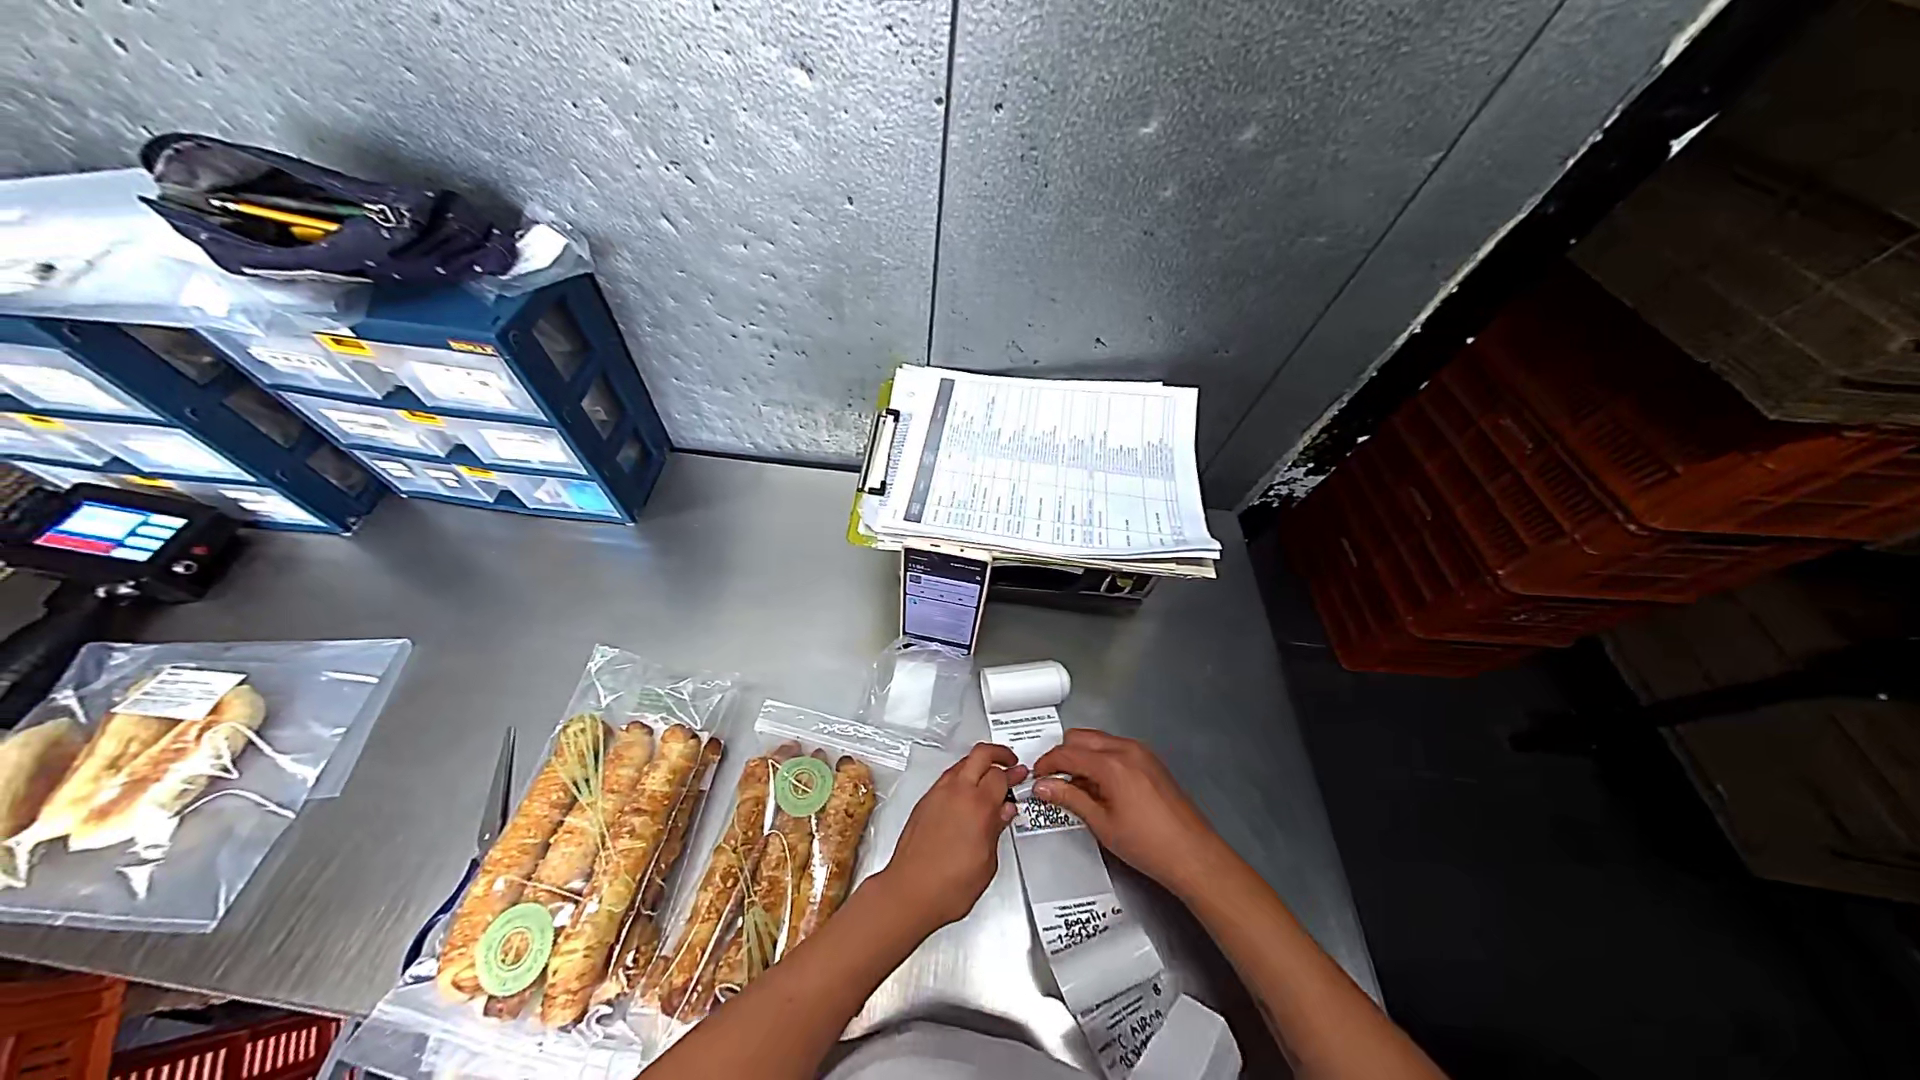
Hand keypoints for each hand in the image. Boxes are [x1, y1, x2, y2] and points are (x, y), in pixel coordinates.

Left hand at [872, 743, 1027, 932]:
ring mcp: (938, 795)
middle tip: (1009, 761)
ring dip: (978, 763)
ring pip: (962, 763)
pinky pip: (947, 777)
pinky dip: (961, 776)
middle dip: (998, 754)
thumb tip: (1004, 813)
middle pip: (981, 755)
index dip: (1014, 774)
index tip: (1020, 774)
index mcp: (978, 806)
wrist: (910, 892)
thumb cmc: (946, 886)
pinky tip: (967, 791)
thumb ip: (996, 830)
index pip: (1001, 775)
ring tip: (989, 775)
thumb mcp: (987, 862)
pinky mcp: (925, 802)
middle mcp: (956, 793)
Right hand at [1032, 729, 1232, 898]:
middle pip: (1081, 738)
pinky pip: (1116, 749)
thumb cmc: (1153, 845)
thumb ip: (1069, 799)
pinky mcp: (1151, 761)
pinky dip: (1101, 760)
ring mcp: (1142, 754)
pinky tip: (1099, 788)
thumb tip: (1046, 787)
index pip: (1067, 753)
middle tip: (1053, 780)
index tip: (1039, 776)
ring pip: (1098, 741)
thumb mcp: (1101, 823)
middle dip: (1063, 756)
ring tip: (1076, 789)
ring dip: (1082, 757)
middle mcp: (1128, 751)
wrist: (1193, 855)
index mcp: (1113, 764)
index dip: (1047, 764)